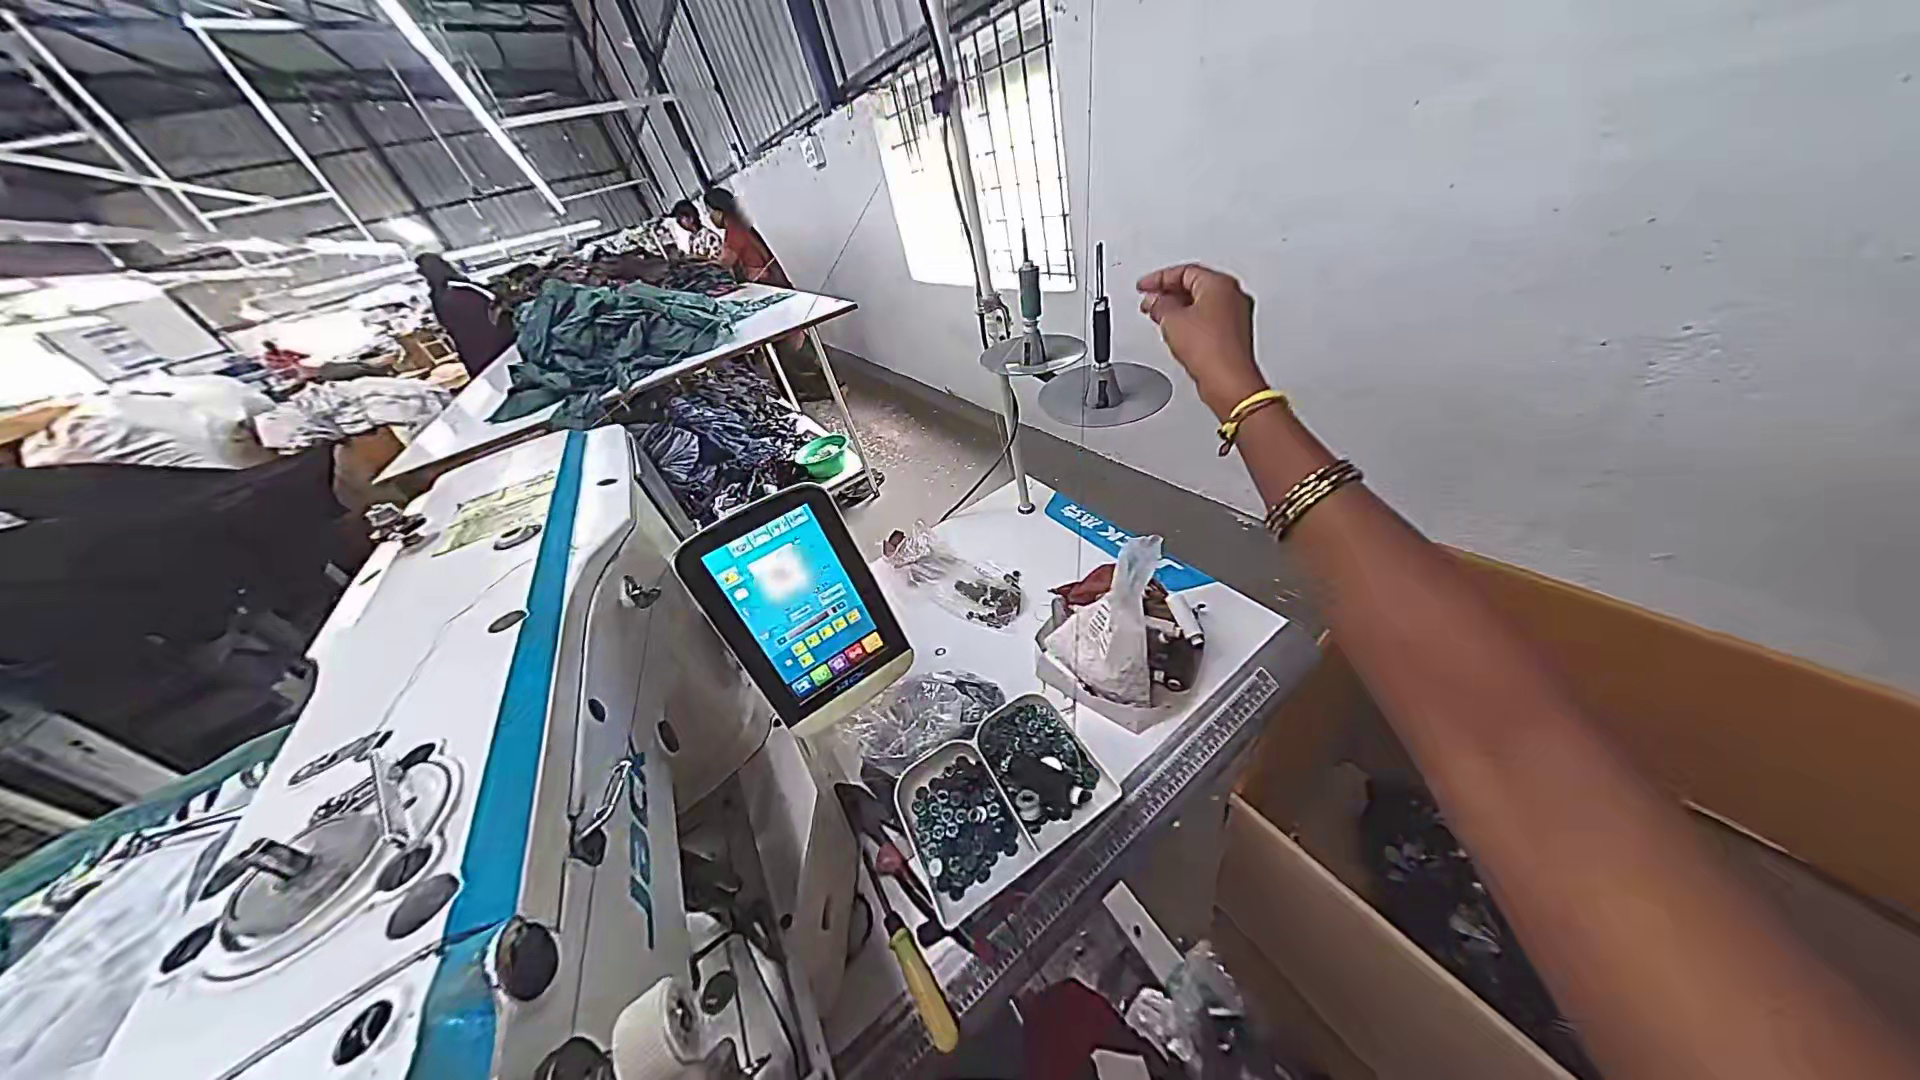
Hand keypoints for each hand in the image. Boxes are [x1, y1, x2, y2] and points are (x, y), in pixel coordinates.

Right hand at [1137, 263, 1266, 417]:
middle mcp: (1232, 296)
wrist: (1227, 379)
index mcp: (1220, 284)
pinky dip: (1190, 321)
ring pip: (1201, 303)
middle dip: (1169, 292)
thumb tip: (1154, 300)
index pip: (1184, 271)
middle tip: (1150, 300)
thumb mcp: (1172, 320)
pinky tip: (1177, 331)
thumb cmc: (1210, 349)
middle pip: (1195, 285)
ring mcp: (1235, 315)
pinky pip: (1207, 320)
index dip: (1159, 278)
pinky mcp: (1233, 334)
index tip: (1145, 285)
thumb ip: (1159, 305)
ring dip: (1178, 308)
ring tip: (1160, 316)